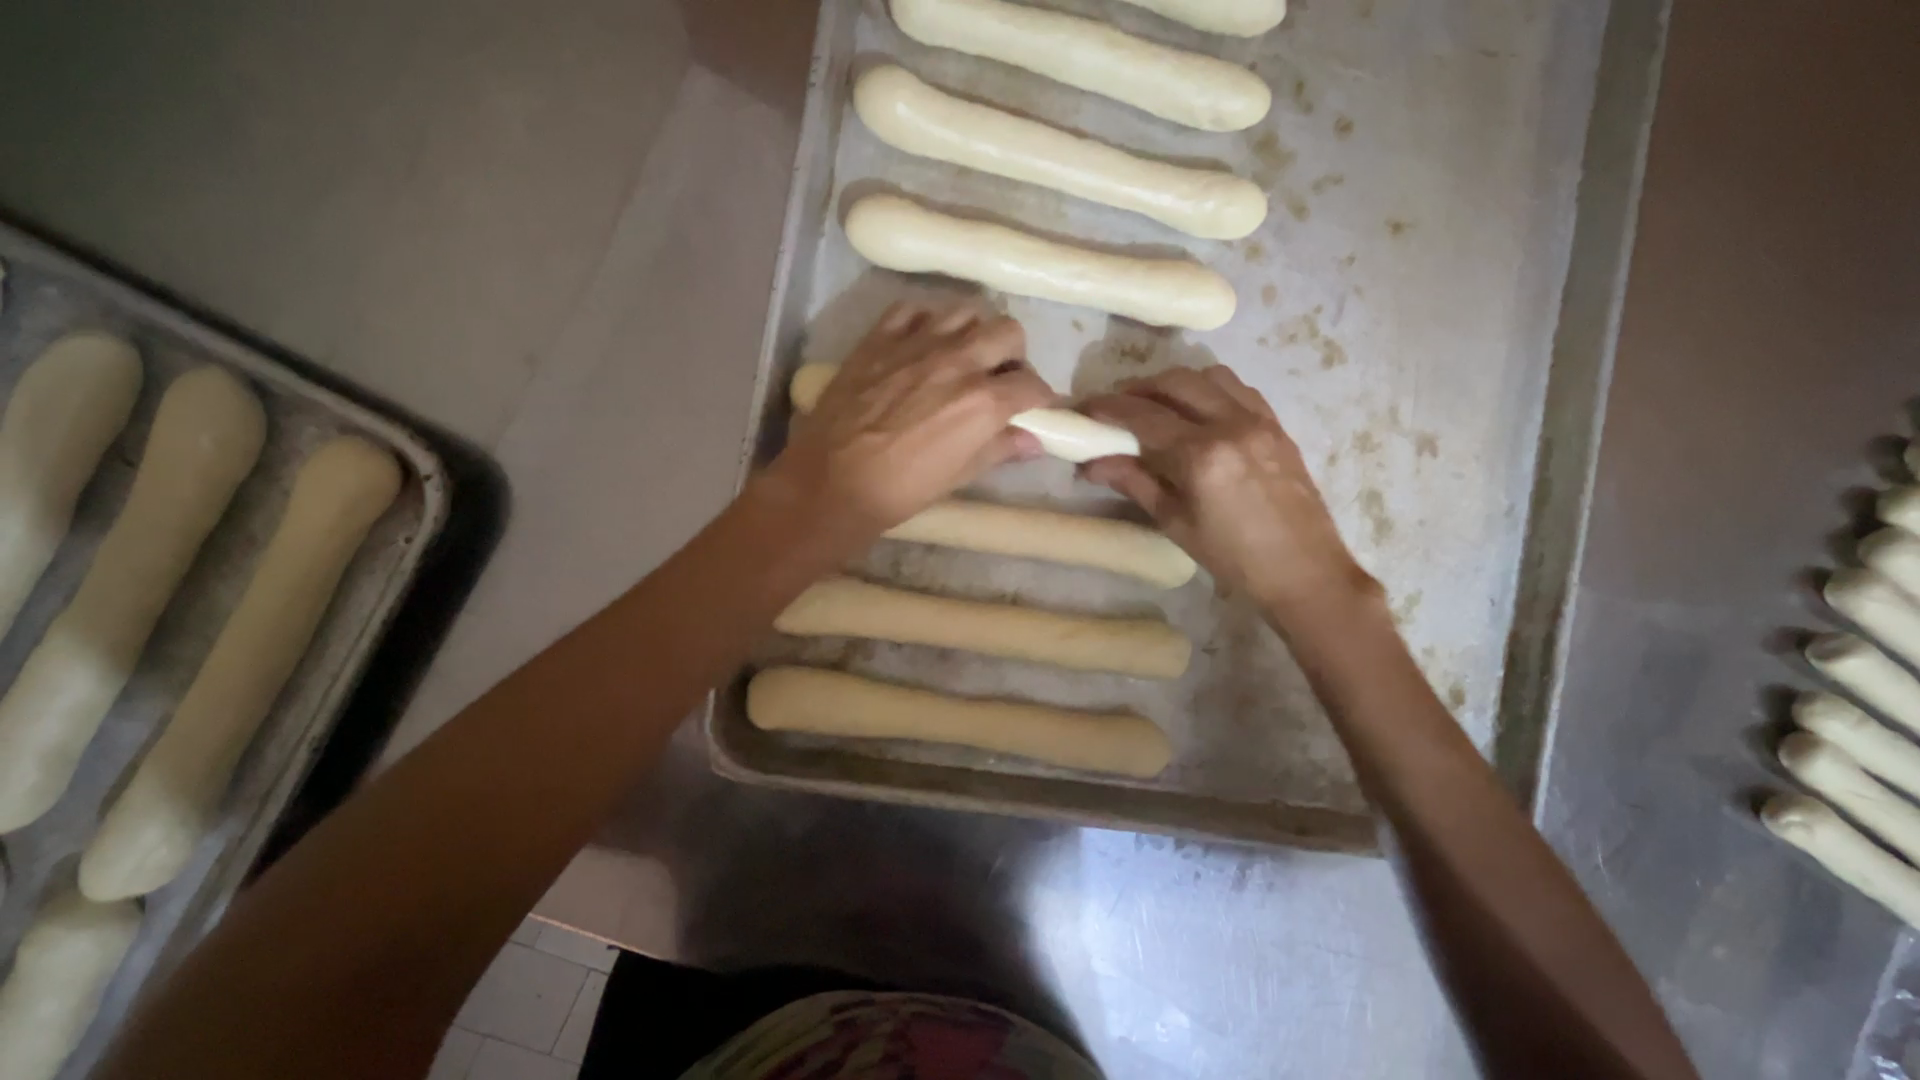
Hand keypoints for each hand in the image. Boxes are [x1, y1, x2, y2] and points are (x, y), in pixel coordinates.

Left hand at [765, 299, 1055, 539]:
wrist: (834, 482)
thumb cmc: (902, 489)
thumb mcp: (959, 475)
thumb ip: (999, 449)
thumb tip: (1032, 442)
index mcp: (983, 401)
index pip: (1032, 385)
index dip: (1039, 398)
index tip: (1034, 407)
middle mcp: (958, 361)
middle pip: (1008, 332)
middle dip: (1014, 355)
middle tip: (1000, 377)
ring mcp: (916, 344)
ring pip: (965, 311)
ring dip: (973, 331)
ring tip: (963, 355)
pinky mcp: (879, 339)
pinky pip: (912, 309)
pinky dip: (925, 321)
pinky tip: (921, 343)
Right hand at [1081, 367, 1377, 621]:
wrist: (1305, 572)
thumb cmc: (1234, 559)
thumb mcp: (1175, 523)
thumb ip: (1135, 483)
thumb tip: (1091, 464)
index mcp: (1201, 455)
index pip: (1143, 416)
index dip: (1108, 408)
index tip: (1085, 408)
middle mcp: (1230, 424)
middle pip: (1174, 382)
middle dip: (1138, 389)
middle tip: (1115, 406)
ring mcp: (1259, 420)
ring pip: (1209, 376)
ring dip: (1175, 383)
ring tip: (1156, 405)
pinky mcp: (1277, 426)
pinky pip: (1238, 389)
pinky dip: (1210, 389)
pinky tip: (1198, 411)